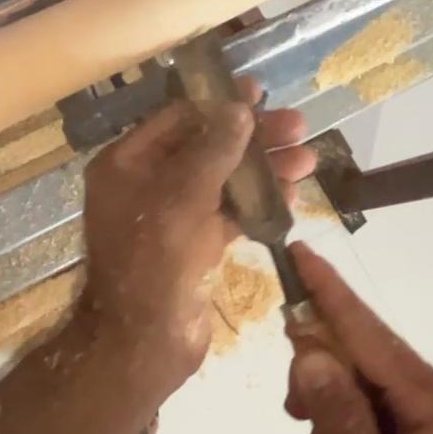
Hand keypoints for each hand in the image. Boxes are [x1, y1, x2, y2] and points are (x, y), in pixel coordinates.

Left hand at [78, 79, 313, 388]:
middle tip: (298, 127)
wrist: (144, 340)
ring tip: (308, 158)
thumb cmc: (154, 258)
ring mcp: (169, 217)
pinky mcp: (191, 246)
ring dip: (261, 170)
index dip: (218, 106)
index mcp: (125, 164)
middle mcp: (143, 185)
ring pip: (220, 182)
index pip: (176, 121)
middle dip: (250, 138)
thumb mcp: (182, 194)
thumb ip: (212, 149)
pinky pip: (226, 215)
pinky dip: (256, 205)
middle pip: (203, 148)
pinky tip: (292, 195)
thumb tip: (238, 109)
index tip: (259, 93)